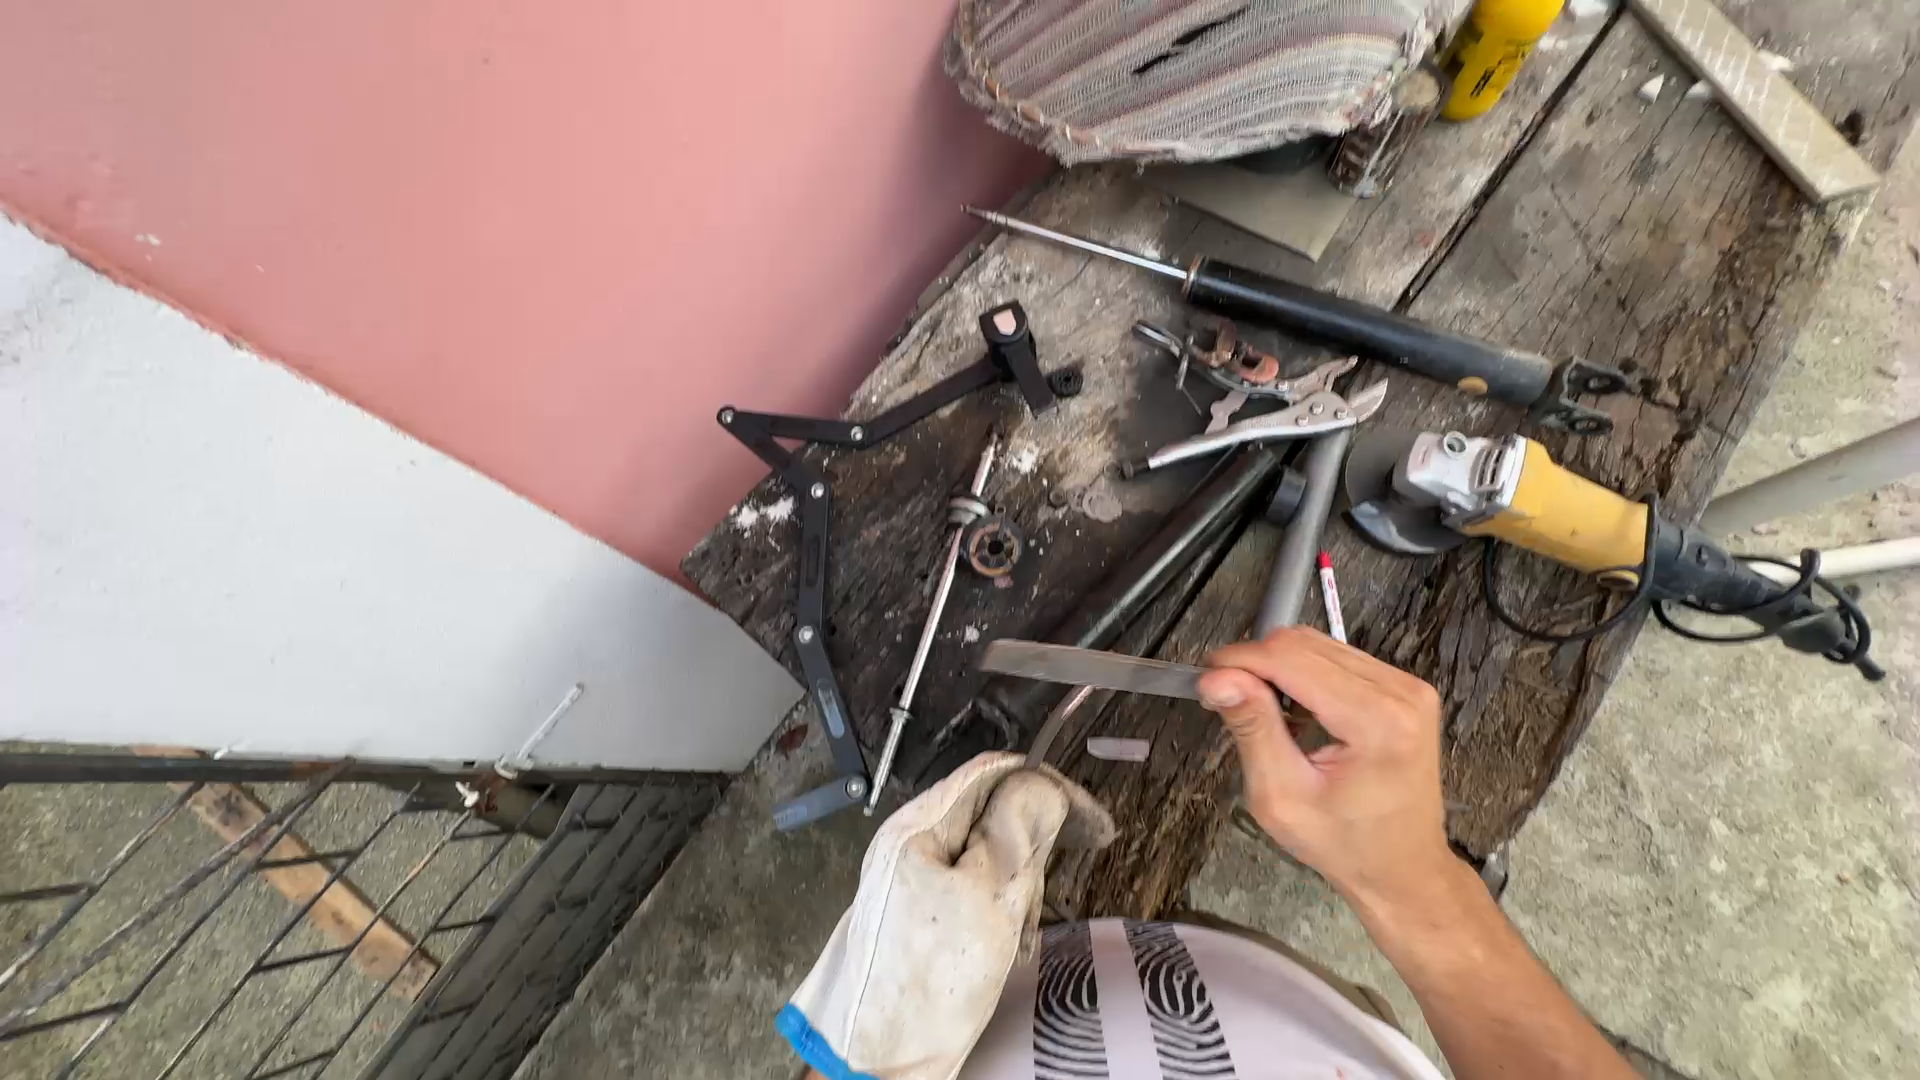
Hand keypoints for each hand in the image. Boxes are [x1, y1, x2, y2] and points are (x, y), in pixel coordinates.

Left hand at [781, 753, 1113, 1079]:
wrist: (875, 1061)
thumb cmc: (934, 978)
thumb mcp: (987, 900)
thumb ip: (1013, 833)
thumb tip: (1039, 783)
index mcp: (919, 823)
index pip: (989, 773)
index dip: (1044, 783)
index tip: (1090, 817)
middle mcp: (911, 836)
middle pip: (987, 808)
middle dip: (1032, 837)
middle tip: (1066, 873)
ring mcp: (912, 870)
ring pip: (983, 847)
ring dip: (1017, 876)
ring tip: (1027, 923)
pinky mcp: (919, 902)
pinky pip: (970, 880)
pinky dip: (998, 899)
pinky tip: (1011, 934)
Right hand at [1197, 626, 1453, 909]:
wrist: (1403, 870)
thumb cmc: (1342, 844)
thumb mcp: (1280, 796)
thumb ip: (1252, 728)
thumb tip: (1216, 678)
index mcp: (1376, 721)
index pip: (1290, 658)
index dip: (1238, 661)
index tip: (1207, 683)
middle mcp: (1399, 692)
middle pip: (1301, 643)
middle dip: (1254, 664)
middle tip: (1229, 701)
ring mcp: (1406, 686)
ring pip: (1315, 643)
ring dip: (1277, 667)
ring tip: (1262, 710)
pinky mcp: (1402, 687)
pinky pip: (1334, 656)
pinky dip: (1301, 672)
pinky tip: (1294, 709)